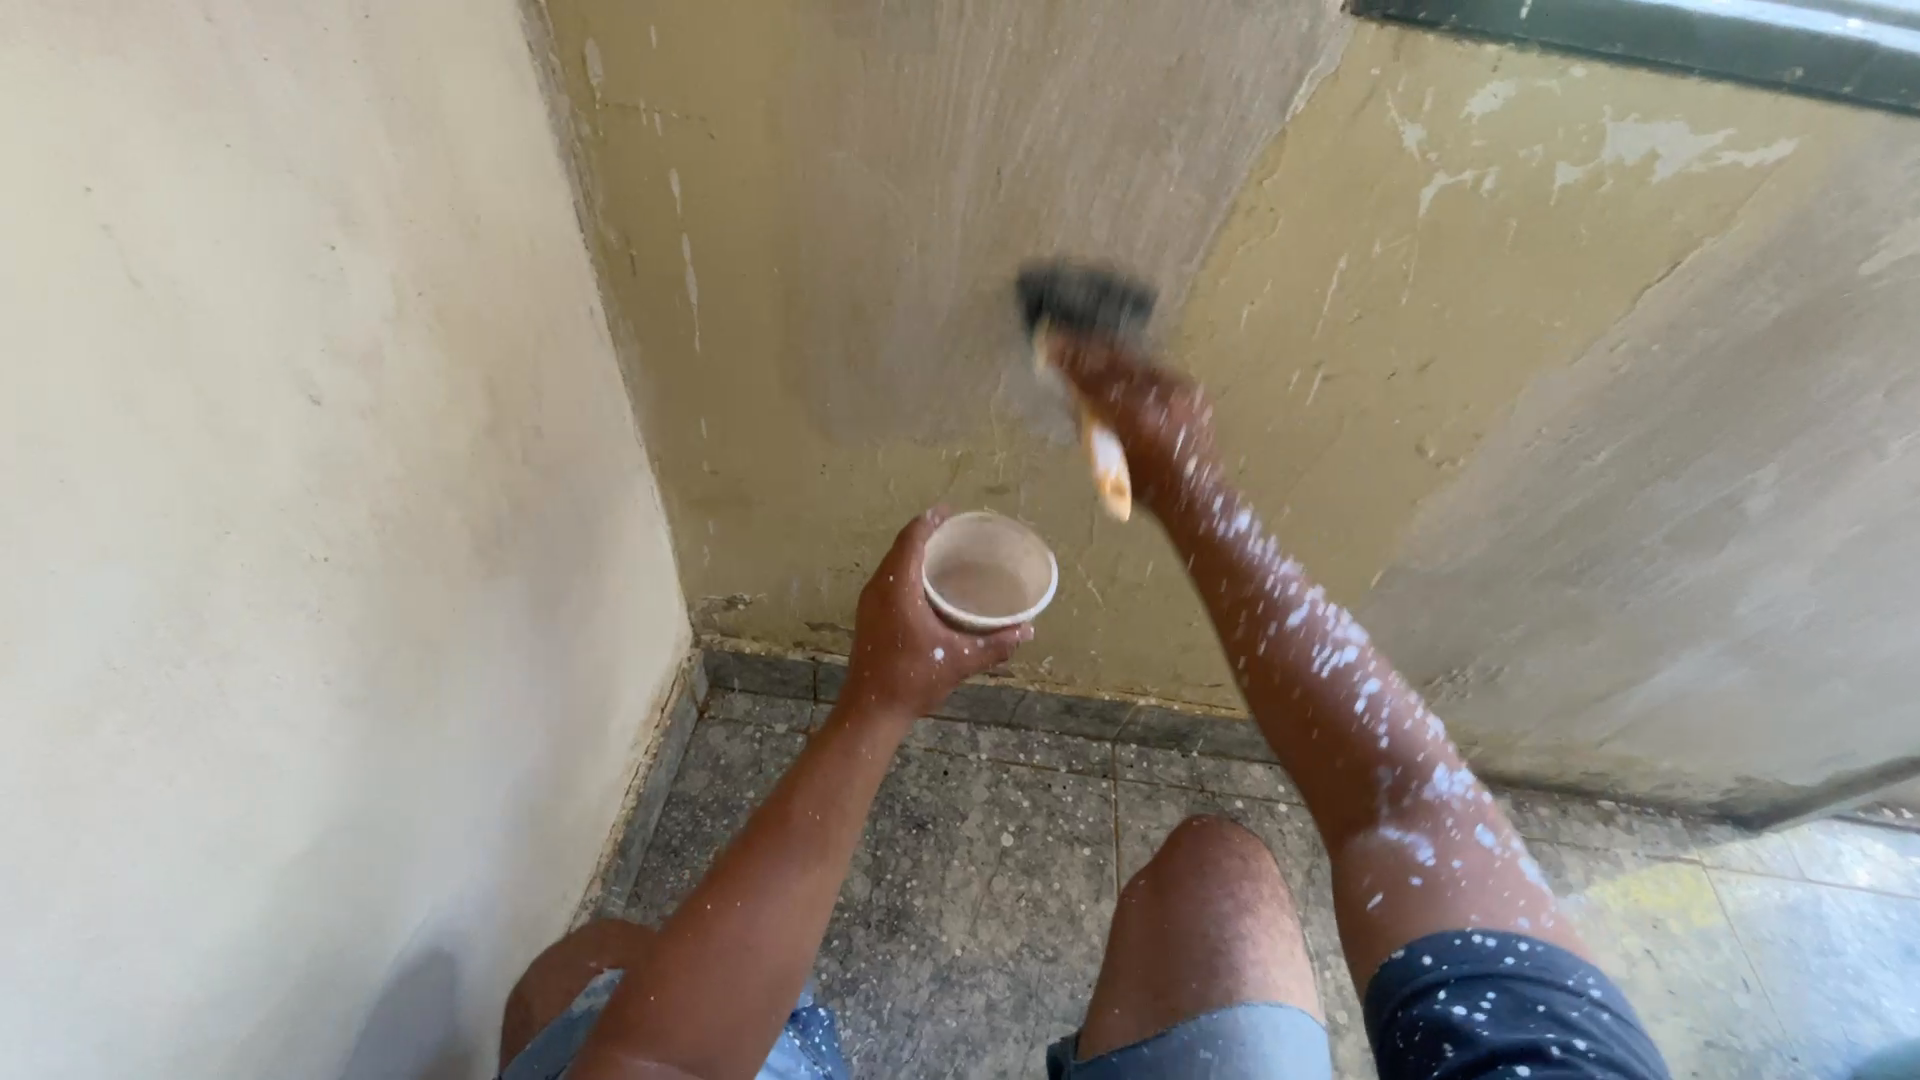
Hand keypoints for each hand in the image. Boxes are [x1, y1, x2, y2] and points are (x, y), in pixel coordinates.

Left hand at [842, 509, 1033, 718]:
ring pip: (891, 565)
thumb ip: (995, 645)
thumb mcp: (960, 661)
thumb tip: (1026, 631)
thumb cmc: (912, 679)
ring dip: (913, 553)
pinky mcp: (868, 617)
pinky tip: (925, 584)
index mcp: (897, 588)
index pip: (911, 540)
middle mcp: (879, 589)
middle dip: (925, 534)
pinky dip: (906, 571)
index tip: (949, 511)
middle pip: (900, 548)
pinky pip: (888, 580)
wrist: (871, 711)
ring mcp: (869, 603)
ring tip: (942, 552)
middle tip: (953, 531)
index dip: (929, 521)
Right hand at [1047, 334, 1218, 518]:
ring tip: (1089, 351)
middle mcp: (1160, 397)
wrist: (1197, 496)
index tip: (1051, 347)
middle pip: (1117, 362)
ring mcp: (1180, 390)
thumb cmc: (1146, 488)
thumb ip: (1089, 421)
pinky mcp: (1191, 390)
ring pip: (1136, 363)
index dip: (1071, 362)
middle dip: (1088, 350)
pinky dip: (1134, 370)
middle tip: (1064, 340)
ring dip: (1110, 357)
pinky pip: (1155, 372)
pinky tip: (1120, 369)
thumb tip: (1071, 393)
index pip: (1096, 380)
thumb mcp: (1108, 458)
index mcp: (1136, 418)